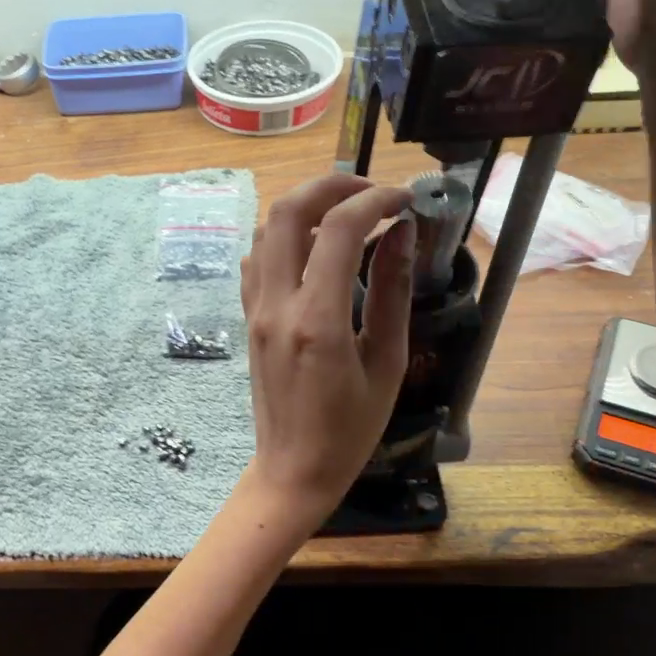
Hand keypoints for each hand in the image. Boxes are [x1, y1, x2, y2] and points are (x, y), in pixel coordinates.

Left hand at [240, 175, 414, 518]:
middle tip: (372, 194)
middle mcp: (277, 308)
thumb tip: (402, 233)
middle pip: (288, 212)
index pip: (340, 230)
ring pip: (266, 231)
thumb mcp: (385, 366)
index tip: (406, 202)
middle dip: (332, 185)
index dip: (377, 200)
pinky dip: (283, 239)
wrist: (292, 470)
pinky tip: (313, 253)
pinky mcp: (249, 322)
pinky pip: (256, 262)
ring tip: (346, 219)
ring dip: (305, 209)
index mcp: (317, 322)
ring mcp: (256, 314)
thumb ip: (393, 295)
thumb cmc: (348, 431)